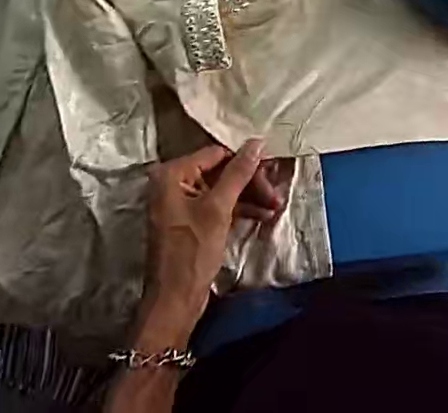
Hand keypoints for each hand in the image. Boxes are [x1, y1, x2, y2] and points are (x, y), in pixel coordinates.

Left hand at [134, 140, 284, 347]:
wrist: (174, 304)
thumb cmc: (192, 252)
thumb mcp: (218, 209)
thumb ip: (238, 173)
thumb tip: (257, 142)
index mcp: (172, 174)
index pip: (217, 154)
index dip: (246, 162)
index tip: (272, 170)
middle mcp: (174, 182)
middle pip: (221, 171)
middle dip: (250, 183)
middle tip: (275, 195)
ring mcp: (182, 202)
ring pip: (223, 189)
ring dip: (249, 196)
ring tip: (275, 205)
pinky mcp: (192, 221)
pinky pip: (219, 205)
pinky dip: (239, 209)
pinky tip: (263, 214)